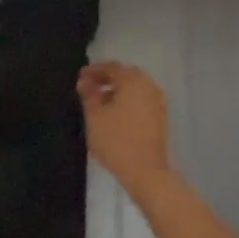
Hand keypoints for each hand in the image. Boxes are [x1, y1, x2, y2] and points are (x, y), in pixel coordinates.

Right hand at [77, 61, 171, 194]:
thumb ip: (89, 95)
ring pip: (134, 88)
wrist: (144, 170)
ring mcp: (157, 101)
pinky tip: (114, 113)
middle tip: (89, 86)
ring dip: (117, 90)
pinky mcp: (159, 116)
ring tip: (99, 101)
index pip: (111, 67)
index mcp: (133, 81)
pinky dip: (127, 100)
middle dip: (107, 78)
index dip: (94, 70)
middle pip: (126, 75)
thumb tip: (84, 81)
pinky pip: (140, 100)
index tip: (79, 77)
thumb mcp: (94, 116)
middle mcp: (148, 86)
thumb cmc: (115, 140)